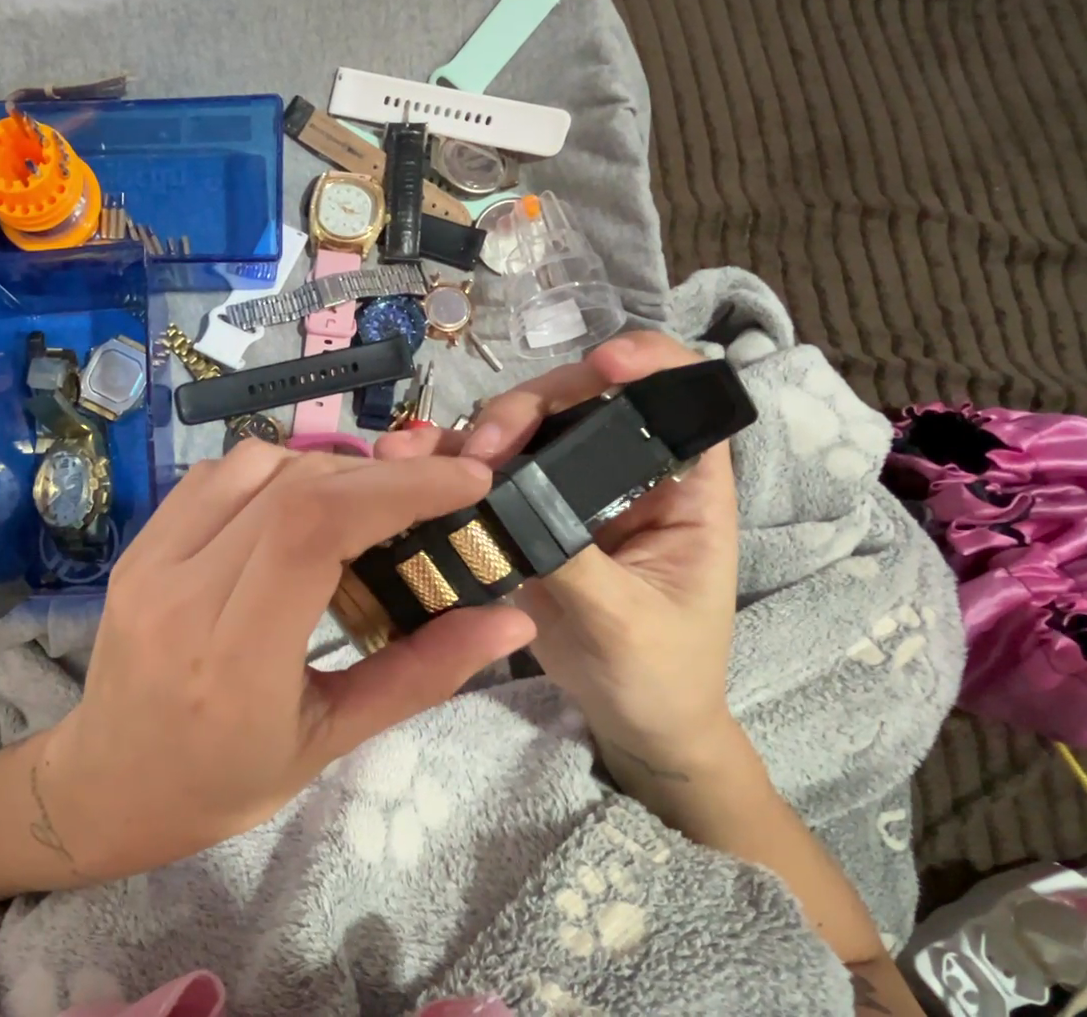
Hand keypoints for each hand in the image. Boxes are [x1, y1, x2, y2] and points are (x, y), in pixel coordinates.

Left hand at [37, 445, 536, 881]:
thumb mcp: (328, 742)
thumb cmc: (222, 783)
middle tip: (434, 489)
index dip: (397, 489)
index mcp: (234, 660)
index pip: (312, 530)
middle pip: (289, 486)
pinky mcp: (136, 549)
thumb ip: (418, 676)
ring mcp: (149, 564)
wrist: (108, 785)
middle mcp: (182, 595)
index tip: (465, 479)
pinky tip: (299, 506)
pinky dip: (272, 472)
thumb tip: (508, 619)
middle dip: (379, 473)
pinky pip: (212, 478)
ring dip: (324, 466)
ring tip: (367, 503)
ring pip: (250, 466)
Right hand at [375, 331, 742, 765]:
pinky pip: (485, 478)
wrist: (632, 720)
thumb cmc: (659, 672)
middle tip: (483, 447)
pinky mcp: (526, 517)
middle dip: (526, 407)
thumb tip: (511, 501)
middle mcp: (625, 475)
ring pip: (522, 434)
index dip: (649, 366)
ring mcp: (569, 494)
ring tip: (415, 451)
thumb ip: (575, 557)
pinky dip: (445, 468)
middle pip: (579, 402)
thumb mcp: (626, 620)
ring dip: (470, 433)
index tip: (603, 366)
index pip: (678, 400)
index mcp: (683, 488)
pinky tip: (403, 464)